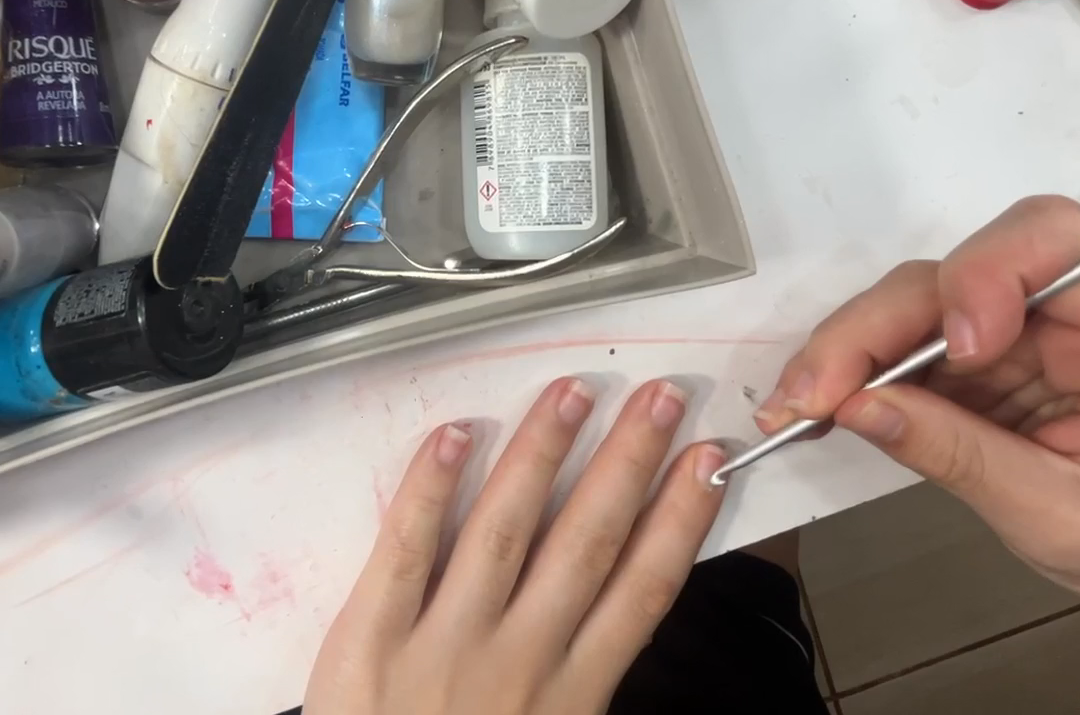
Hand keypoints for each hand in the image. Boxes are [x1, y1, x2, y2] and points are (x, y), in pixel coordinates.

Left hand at [305, 378, 727, 714]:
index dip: (680, 519)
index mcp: (570, 688)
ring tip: (573, 393)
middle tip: (660, 398)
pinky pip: (407, 547)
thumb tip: (618, 586)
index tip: (706, 462)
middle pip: (587, 541)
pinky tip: (457, 433)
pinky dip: (433, 487)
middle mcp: (519, 657)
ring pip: (506, 529)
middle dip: (629, 463)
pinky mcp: (372, 635)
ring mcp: (446, 642)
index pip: (641, 590)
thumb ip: (577, 668)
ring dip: (543, 453)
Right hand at [755, 197, 1079, 705]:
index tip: (959, 350)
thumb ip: (964, 457)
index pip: (1056, 240)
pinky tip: (814, 405)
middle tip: (809, 396)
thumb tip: (853, 406)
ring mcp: (1007, 334)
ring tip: (795, 408)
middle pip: (944, 277)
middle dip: (868, 331)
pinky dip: (847, 372)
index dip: (987, 270)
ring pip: (904, 305)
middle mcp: (1059, 316)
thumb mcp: (1071, 522)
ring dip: (842, 351)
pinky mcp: (968, 362)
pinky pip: (895, 345)